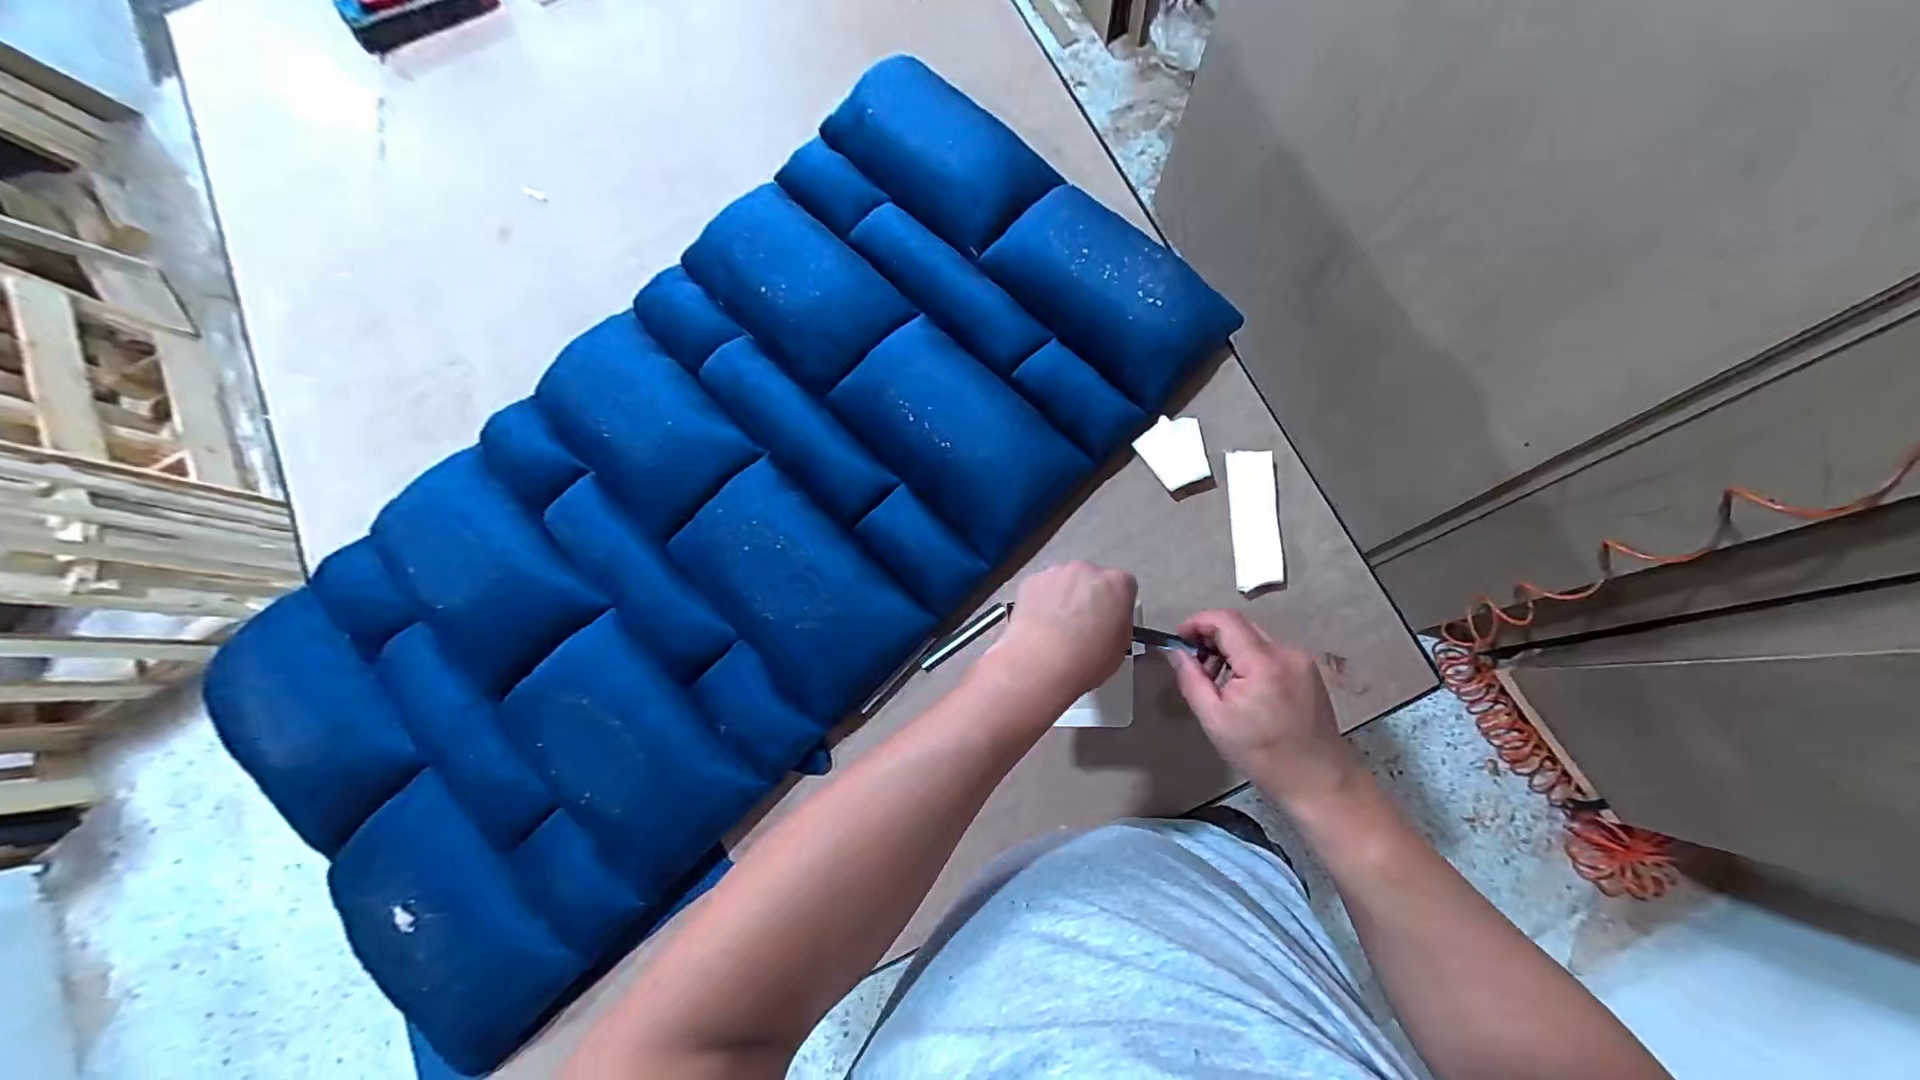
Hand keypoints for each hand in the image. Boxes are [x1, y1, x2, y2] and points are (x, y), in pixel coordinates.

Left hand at [991, 561, 1136, 705]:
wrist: (1042, 663)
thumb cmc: (1085, 659)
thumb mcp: (1122, 645)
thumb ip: (1119, 621)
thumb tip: (1111, 620)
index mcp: (1117, 583)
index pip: (1124, 585)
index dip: (1116, 604)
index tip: (1110, 618)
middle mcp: (1087, 570)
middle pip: (1092, 579)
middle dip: (1088, 597)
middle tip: (1083, 625)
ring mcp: (1057, 573)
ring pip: (1065, 582)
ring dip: (1064, 598)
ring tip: (1058, 628)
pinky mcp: (1032, 581)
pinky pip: (1042, 588)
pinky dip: (1042, 601)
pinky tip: (1041, 624)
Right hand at [1169, 610, 1359, 807]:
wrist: (1319, 780)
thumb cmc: (1262, 754)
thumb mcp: (1214, 719)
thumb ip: (1191, 679)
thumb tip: (1176, 651)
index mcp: (1263, 664)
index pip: (1226, 620)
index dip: (1198, 622)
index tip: (1180, 638)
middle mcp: (1286, 653)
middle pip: (1240, 627)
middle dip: (1212, 639)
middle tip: (1196, 666)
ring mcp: (1301, 661)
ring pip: (1254, 640)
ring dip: (1230, 652)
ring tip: (1219, 684)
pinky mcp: (1308, 671)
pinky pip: (1270, 654)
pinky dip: (1249, 662)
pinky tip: (1243, 690)